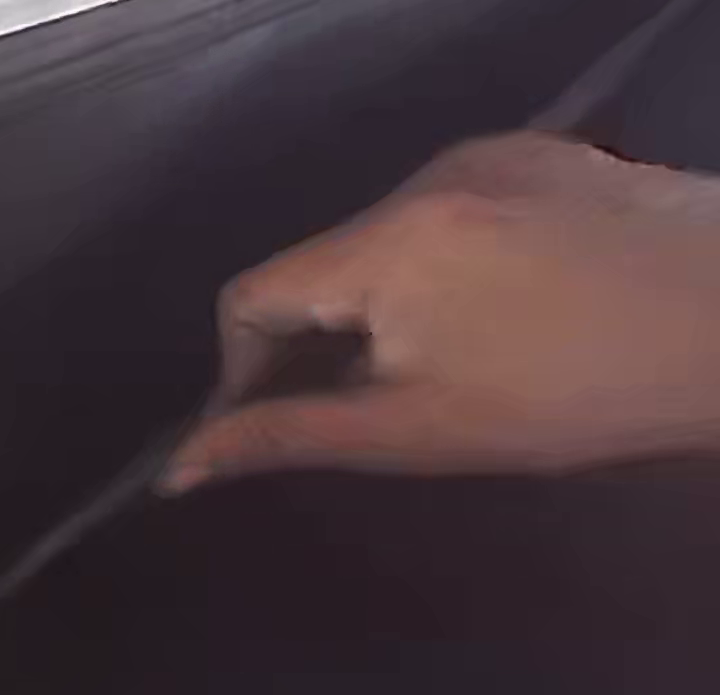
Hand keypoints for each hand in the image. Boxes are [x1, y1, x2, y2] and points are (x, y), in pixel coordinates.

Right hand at [163, 132, 719, 492]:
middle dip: (296, 346)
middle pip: (299, 275)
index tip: (267, 418)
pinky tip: (450, 312)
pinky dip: (397, 278)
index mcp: (391, 241)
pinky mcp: (533, 161)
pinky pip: (411, 225)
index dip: (239, 367)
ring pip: (349, 253)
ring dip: (346, 315)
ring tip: (399, 363)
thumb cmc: (583, 393)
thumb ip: (274, 439)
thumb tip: (173, 471)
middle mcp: (426, 180)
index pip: (248, 300)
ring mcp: (487, 161)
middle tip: (339, 402)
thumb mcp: (405, 431)